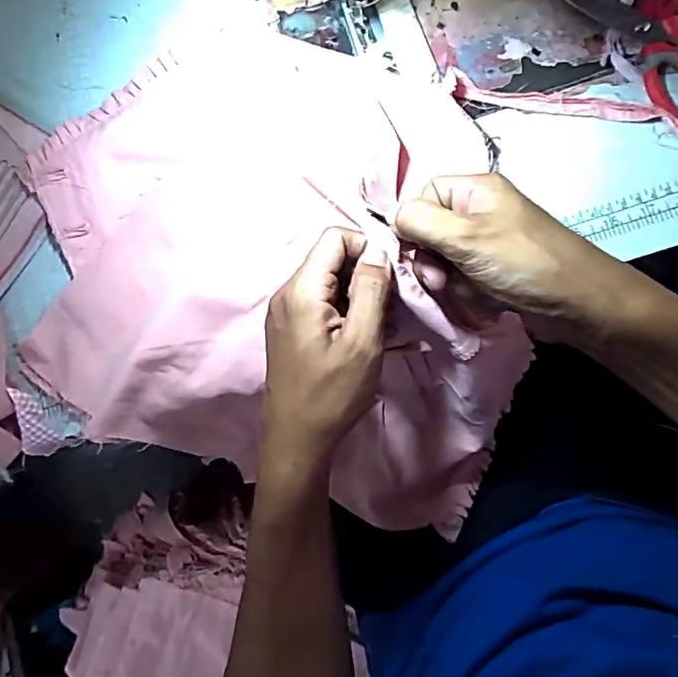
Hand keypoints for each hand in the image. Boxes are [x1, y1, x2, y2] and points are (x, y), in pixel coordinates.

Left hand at [262, 228, 391, 475]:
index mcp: (301, 291)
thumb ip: (371, 290)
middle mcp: (287, 292)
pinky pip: (323, 298)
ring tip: (380, 322)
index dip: (367, 247)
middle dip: (366, 271)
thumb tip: (379, 250)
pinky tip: (363, 332)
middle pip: (331, 255)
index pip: (334, 237)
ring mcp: (286, 309)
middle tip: (391, 303)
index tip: (391, 276)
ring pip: (330, 277)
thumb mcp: (362, 341)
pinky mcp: (291, 325)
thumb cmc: (333, 394)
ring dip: (360, 290)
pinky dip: (347, 305)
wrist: (297, 440)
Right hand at [393, 174, 648, 342]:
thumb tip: (395, 218)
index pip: (422, 195)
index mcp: (475, 190)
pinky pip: (463, 280)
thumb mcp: (467, 237)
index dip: (413, 224)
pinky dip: (469, 294)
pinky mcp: (495, 272)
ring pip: (443, 262)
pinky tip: (487, 302)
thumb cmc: (524, 262)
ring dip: (452, 283)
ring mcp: (488, 244)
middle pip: (429, 232)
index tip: (416, 251)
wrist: (580, 303)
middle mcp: (479, 212)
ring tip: (473, 292)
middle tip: (441, 279)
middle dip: (432, 261)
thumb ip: (422, 222)